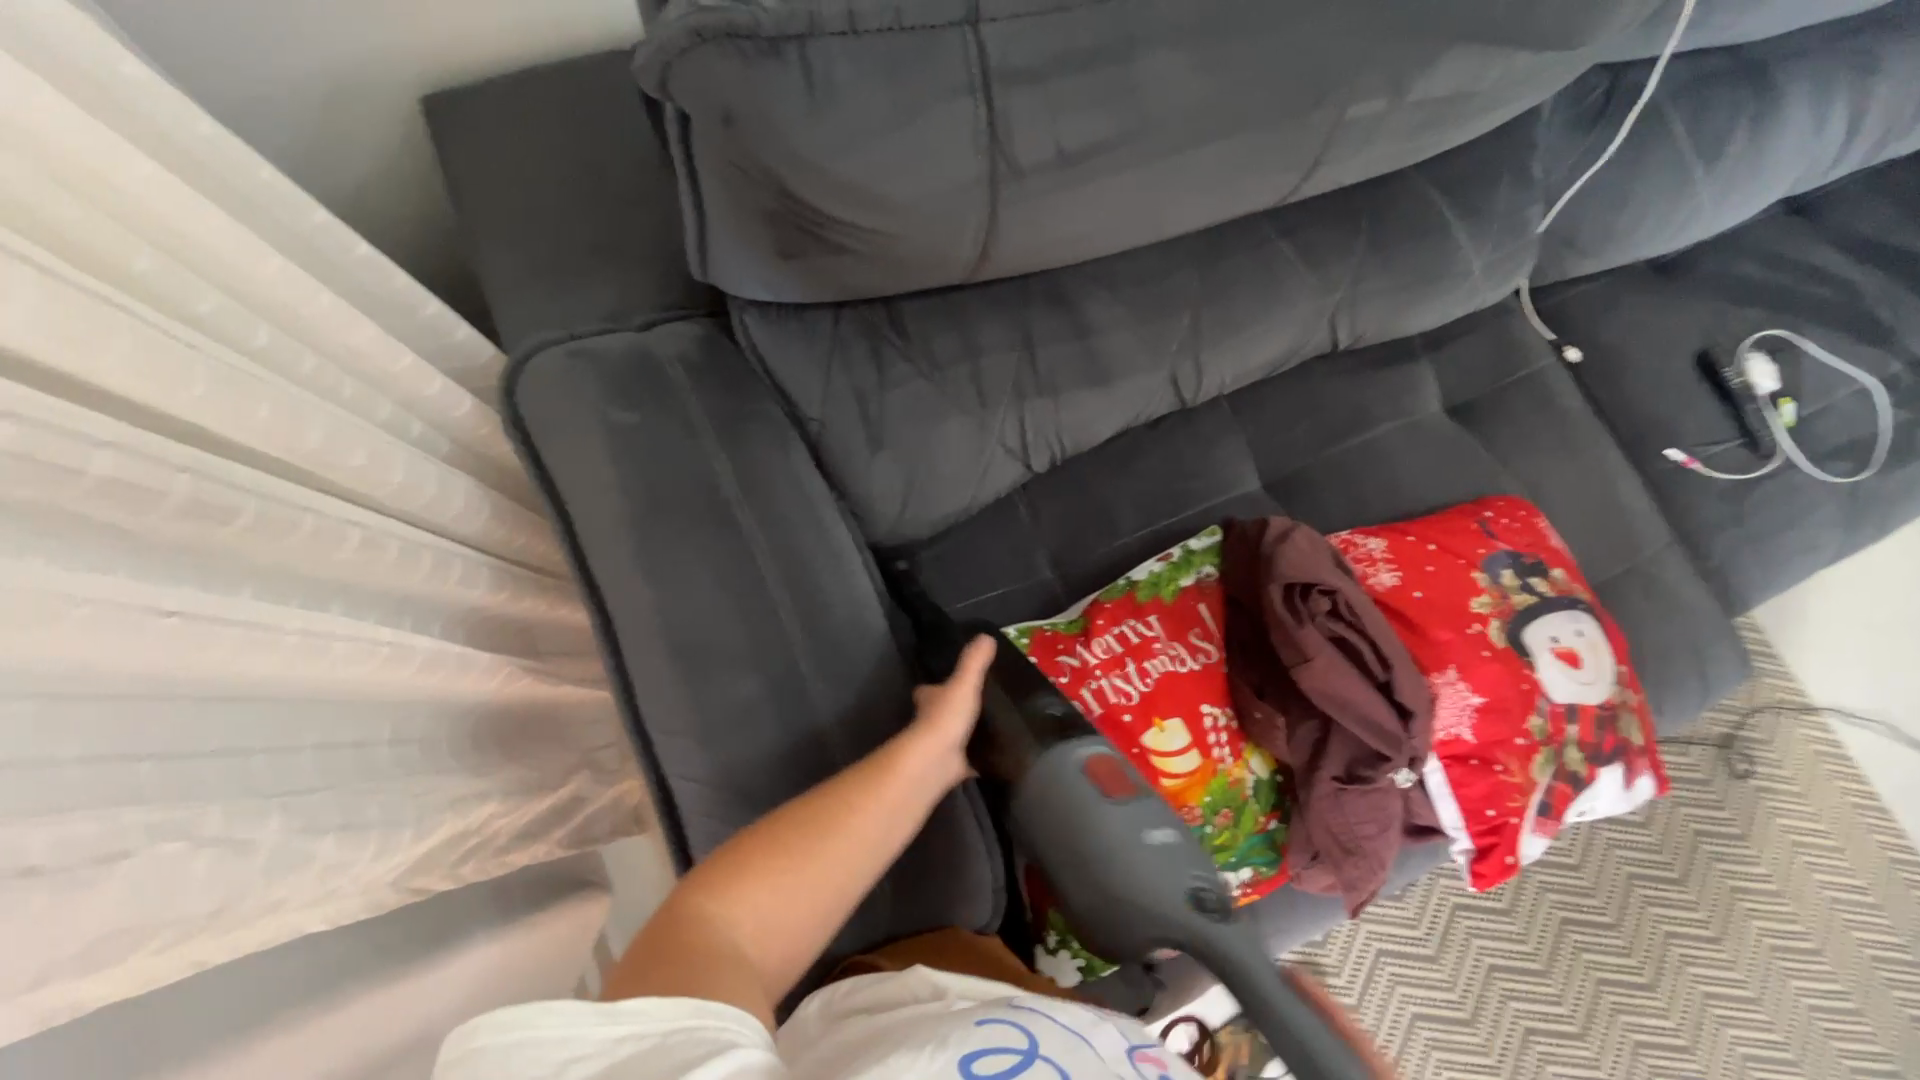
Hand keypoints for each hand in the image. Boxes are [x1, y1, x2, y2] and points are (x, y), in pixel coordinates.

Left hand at [906, 635, 996, 787]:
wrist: (937, 759)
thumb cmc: (946, 716)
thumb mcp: (964, 683)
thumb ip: (974, 662)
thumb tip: (986, 636)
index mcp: (930, 699)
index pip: (929, 689)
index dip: (936, 686)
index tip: (952, 683)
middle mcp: (931, 721)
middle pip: (942, 713)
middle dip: (956, 711)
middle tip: (982, 705)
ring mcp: (941, 745)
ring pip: (956, 736)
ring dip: (970, 733)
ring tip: (997, 725)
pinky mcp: (954, 765)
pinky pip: (971, 759)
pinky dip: (982, 758)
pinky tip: (999, 753)